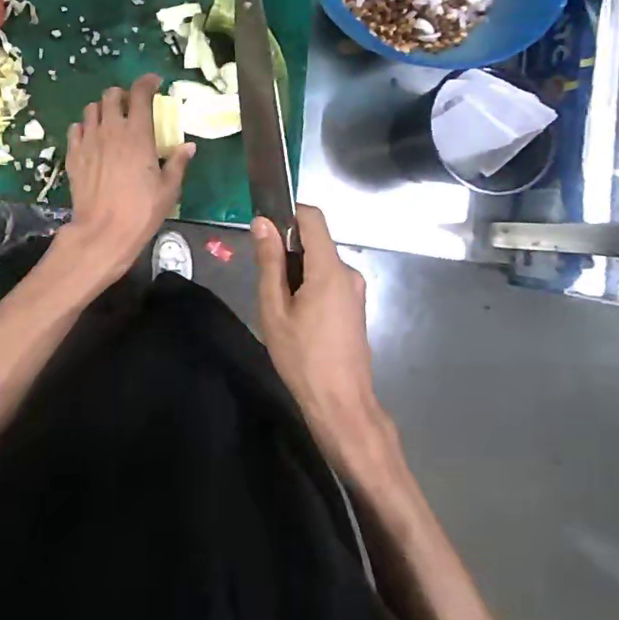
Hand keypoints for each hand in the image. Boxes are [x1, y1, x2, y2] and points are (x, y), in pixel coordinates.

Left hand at [62, 74, 195, 283]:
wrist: (102, 231)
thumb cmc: (141, 210)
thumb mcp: (169, 189)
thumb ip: (178, 163)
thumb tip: (188, 147)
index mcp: (137, 133)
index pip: (140, 94)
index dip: (147, 82)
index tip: (154, 83)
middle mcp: (111, 130)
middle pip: (111, 95)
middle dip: (123, 95)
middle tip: (131, 106)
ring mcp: (88, 140)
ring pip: (91, 109)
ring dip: (103, 109)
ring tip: (111, 121)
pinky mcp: (73, 154)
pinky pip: (76, 129)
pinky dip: (85, 127)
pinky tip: (93, 139)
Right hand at [252, 204, 391, 473]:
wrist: (341, 404)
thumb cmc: (302, 357)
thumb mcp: (274, 309)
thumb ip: (269, 262)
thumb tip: (262, 223)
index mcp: (329, 269)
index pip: (313, 217)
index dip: (288, 215)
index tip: (265, 231)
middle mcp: (348, 272)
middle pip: (315, 241)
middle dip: (288, 250)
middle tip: (265, 282)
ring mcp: (355, 290)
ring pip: (320, 262)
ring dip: (297, 271)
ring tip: (279, 305)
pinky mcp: (355, 306)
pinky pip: (329, 280)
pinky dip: (310, 285)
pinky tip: (297, 316)